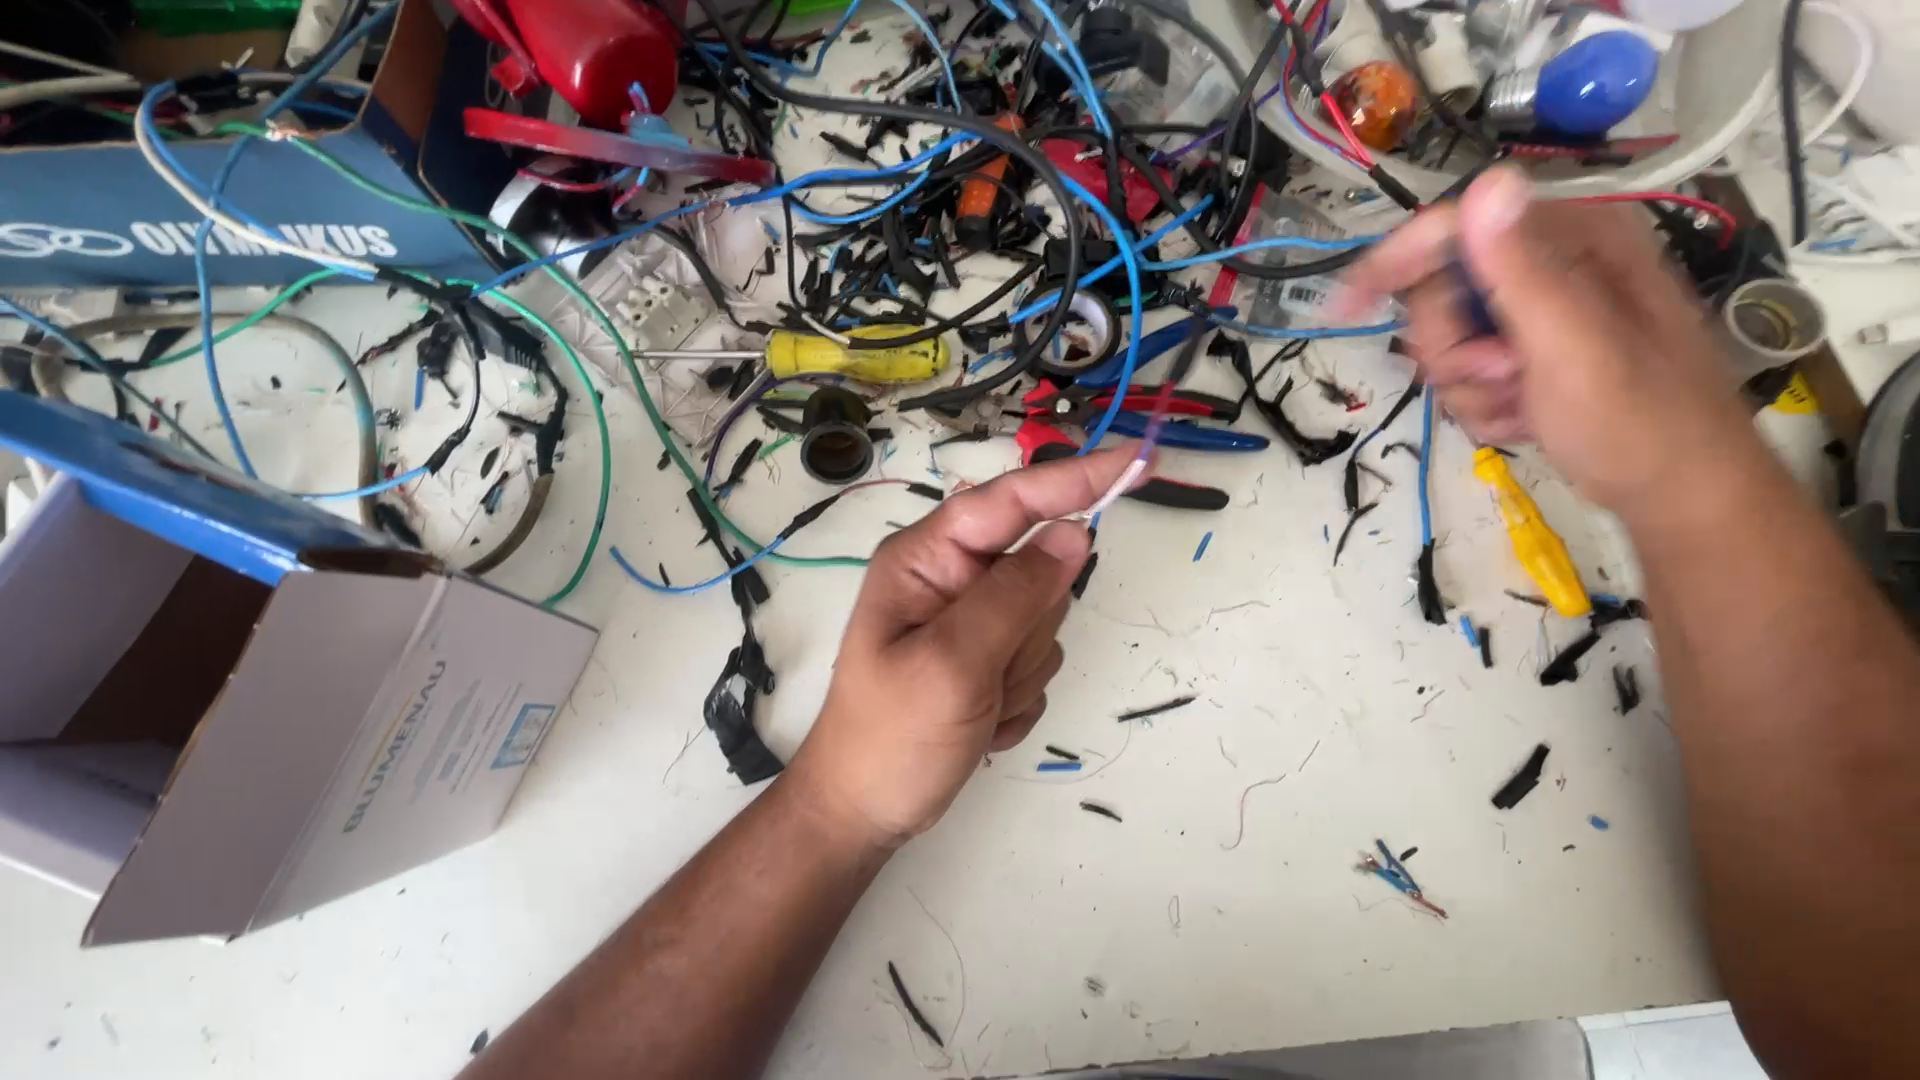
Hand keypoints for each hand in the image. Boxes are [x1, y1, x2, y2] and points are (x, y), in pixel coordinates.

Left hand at [785, 449, 1134, 848]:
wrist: (867, 810)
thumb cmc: (891, 736)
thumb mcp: (951, 664)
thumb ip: (1014, 595)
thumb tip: (1073, 533)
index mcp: (926, 560)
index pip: (1009, 502)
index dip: (1072, 479)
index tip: (1135, 459)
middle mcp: (951, 579)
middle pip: (1039, 570)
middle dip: (1026, 630)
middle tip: (984, 674)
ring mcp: (973, 621)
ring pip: (1046, 621)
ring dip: (1020, 672)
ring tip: (973, 704)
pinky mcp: (990, 658)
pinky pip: (1039, 661)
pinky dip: (1018, 698)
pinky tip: (977, 720)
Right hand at [1333, 166, 1755, 519]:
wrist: (1679, 490)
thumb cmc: (1639, 422)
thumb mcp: (1574, 345)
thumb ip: (1523, 270)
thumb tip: (1486, 186)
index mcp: (1575, 241)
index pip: (1456, 227)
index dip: (1393, 262)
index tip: (1343, 309)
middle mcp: (1554, 264)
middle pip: (1440, 288)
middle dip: (1449, 345)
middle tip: (1493, 376)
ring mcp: (1540, 310)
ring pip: (1445, 334)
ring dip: (1464, 382)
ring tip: (1514, 403)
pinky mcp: (1530, 349)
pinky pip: (1463, 367)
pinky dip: (1477, 400)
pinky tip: (1519, 415)